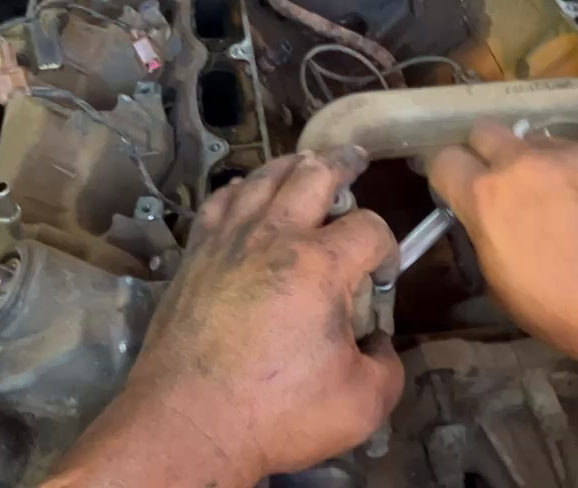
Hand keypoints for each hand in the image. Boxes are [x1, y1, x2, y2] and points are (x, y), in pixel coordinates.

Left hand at [49, 148, 401, 486]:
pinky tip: (248, 190)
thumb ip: (387, 367)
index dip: (387, 246)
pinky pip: (221, 199)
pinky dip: (241, 187)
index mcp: (320, 265)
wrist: (190, 418)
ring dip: (292, 164)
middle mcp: (276, 235)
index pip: (370, 228)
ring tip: (307, 160)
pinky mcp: (198, 249)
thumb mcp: (360, 405)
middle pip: (315, 174)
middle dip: (343, 164)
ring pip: (265, 177)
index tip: (383, 274)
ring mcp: (231, 237)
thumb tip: (379, 342)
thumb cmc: (275, 411)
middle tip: (355, 158)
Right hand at [429, 123, 577, 370]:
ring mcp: (570, 154)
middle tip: (502, 184)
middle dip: (484, 152)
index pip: (442, 160)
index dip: (445, 174)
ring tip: (563, 200)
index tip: (454, 189)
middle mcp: (522, 163)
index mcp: (487, 198)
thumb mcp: (510, 292)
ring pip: (536, 141)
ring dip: (536, 163)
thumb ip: (489, 244)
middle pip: (484, 131)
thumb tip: (490, 228)